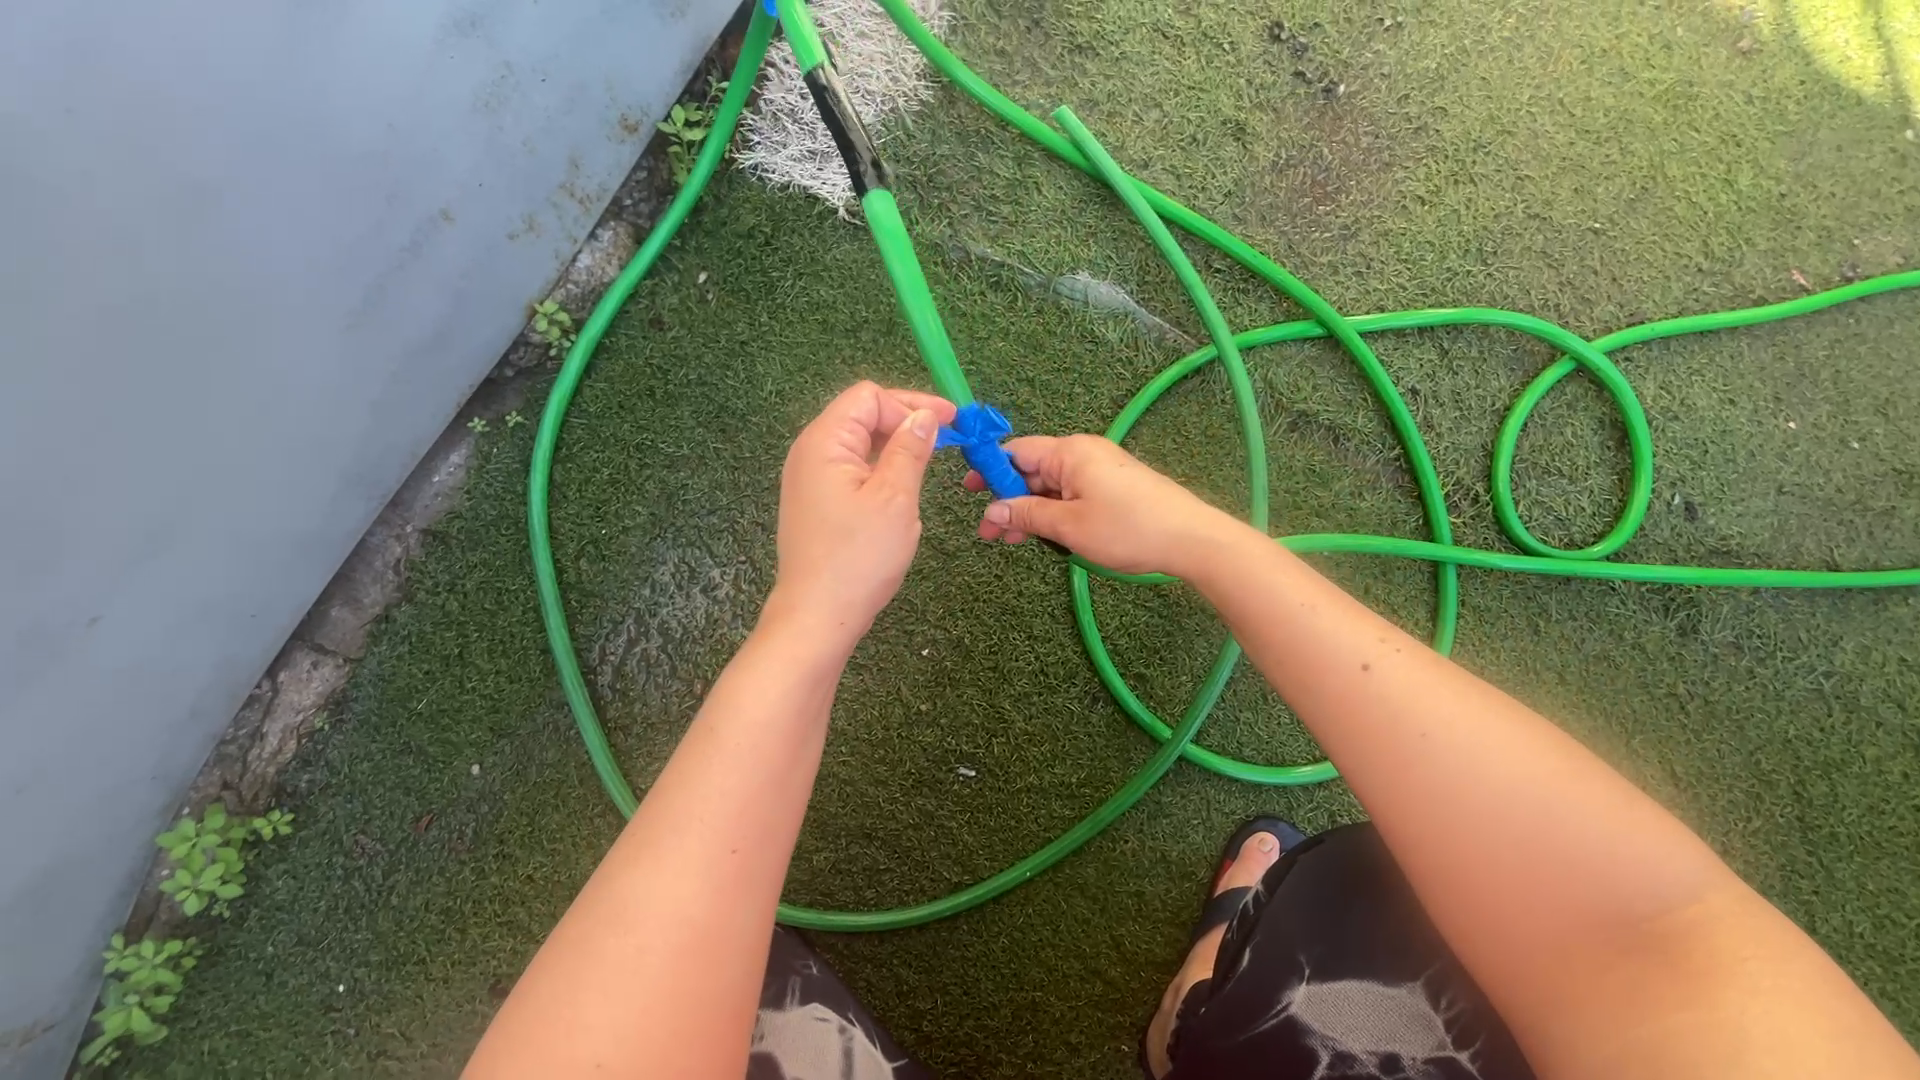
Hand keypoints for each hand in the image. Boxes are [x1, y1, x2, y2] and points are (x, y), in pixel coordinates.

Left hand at [768, 381, 957, 648]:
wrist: (817, 616)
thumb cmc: (858, 558)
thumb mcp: (895, 497)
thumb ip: (910, 449)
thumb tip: (925, 415)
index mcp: (824, 442)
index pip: (869, 396)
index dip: (911, 402)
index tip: (952, 422)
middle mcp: (811, 452)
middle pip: (862, 415)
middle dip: (906, 421)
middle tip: (948, 439)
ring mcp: (810, 479)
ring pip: (860, 444)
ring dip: (896, 447)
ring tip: (930, 463)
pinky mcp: (817, 503)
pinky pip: (853, 470)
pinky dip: (882, 470)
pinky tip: (903, 490)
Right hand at [966, 435, 1242, 576]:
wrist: (1191, 539)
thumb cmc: (1126, 529)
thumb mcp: (1069, 526)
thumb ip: (1028, 515)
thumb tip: (993, 509)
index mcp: (1069, 451)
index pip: (1017, 450)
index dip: (989, 468)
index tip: (968, 490)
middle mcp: (1084, 453)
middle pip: (1033, 469)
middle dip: (1009, 498)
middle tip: (989, 532)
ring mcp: (1101, 470)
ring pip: (1052, 486)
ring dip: (1031, 510)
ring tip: (1013, 541)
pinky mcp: (1114, 488)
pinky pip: (1072, 494)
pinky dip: (1055, 513)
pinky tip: (1047, 536)